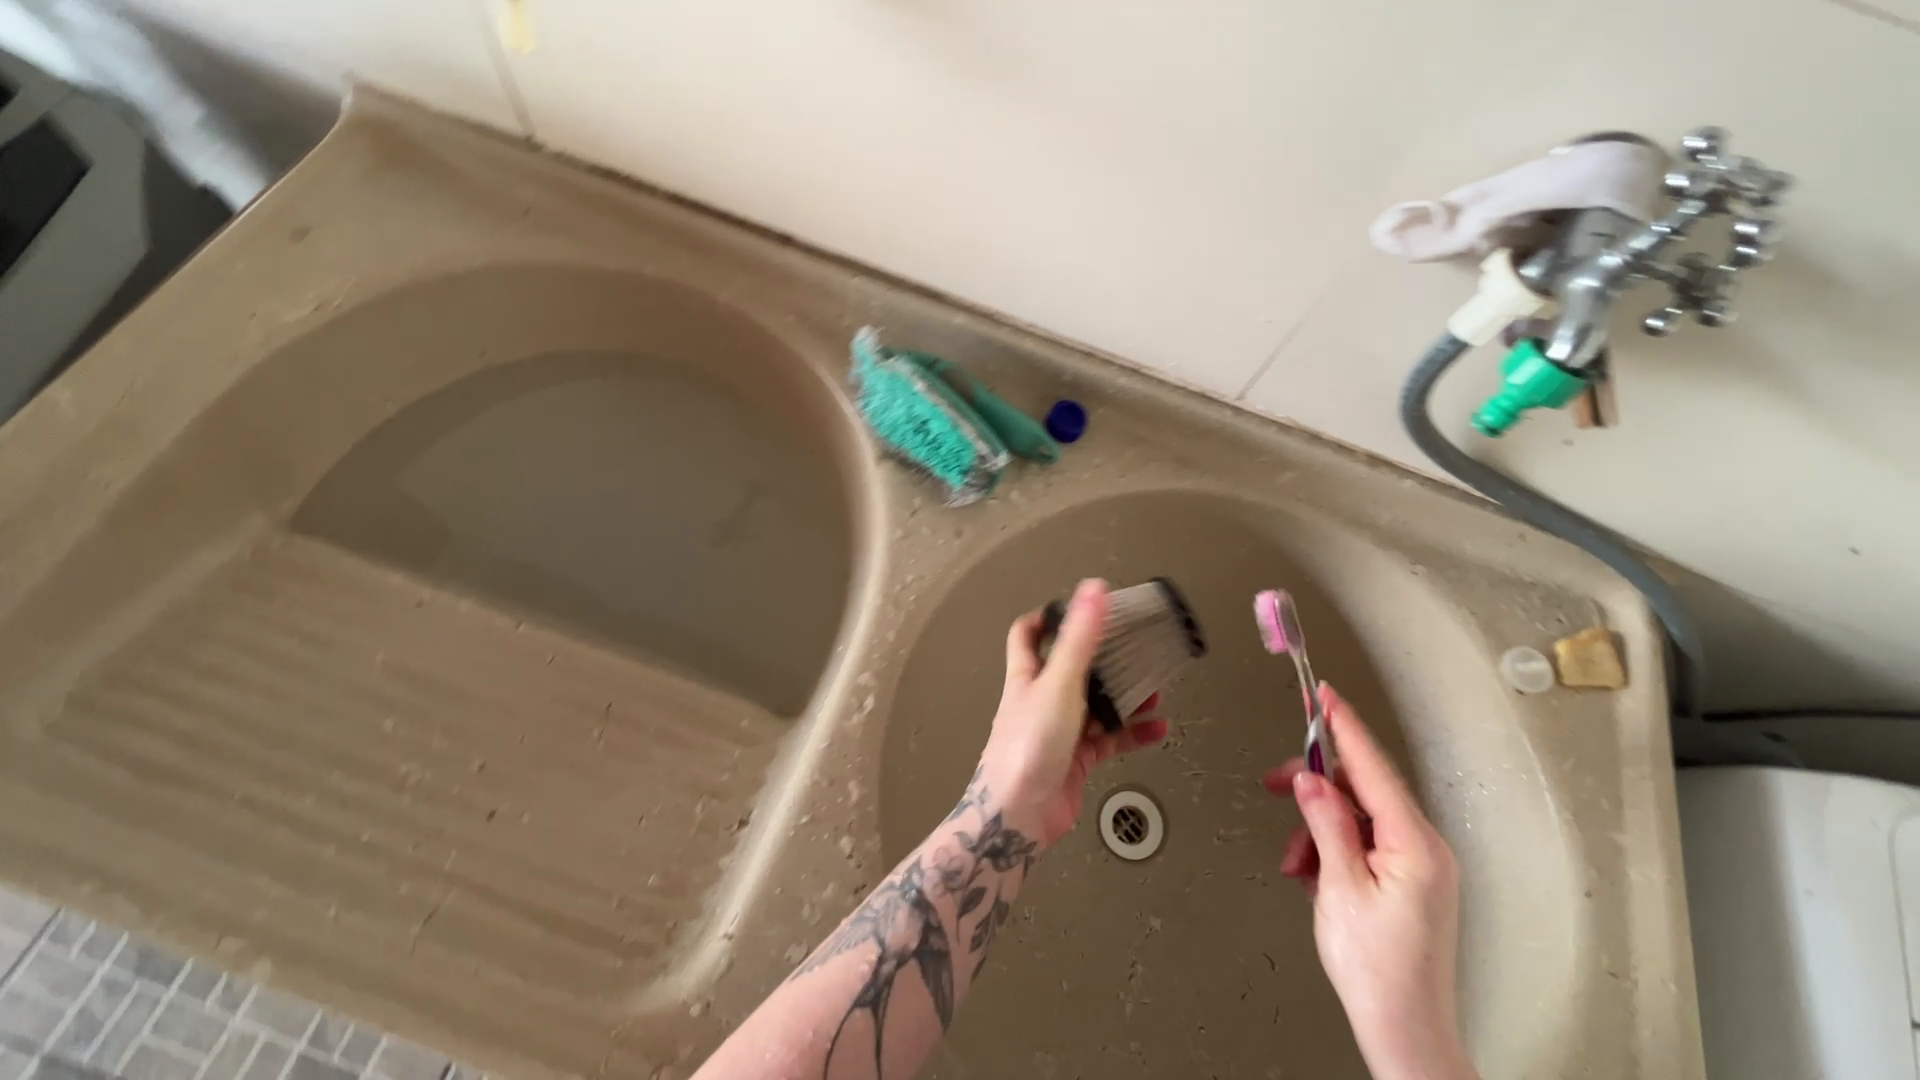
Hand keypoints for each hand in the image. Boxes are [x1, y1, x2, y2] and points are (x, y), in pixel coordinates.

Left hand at [975, 579, 1167, 847]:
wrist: (1019, 816)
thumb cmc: (1030, 743)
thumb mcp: (1059, 684)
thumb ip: (1079, 638)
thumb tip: (1094, 588)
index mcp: (1027, 676)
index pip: (1027, 635)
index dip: (1046, 617)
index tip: (1077, 605)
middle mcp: (1041, 700)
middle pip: (1072, 669)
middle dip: (1103, 659)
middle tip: (1135, 649)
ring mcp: (1060, 732)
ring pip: (1096, 706)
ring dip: (1125, 698)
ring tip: (1157, 691)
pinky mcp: (1077, 761)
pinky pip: (1110, 741)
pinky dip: (1133, 734)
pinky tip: (1159, 729)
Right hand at [1264, 683, 1475, 1079]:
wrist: (1404, 1030)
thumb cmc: (1376, 968)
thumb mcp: (1338, 887)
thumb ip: (1326, 824)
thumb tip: (1311, 779)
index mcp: (1415, 844)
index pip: (1372, 766)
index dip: (1344, 726)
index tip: (1324, 693)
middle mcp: (1424, 847)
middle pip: (1361, 789)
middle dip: (1315, 788)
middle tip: (1276, 784)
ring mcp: (1419, 864)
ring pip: (1356, 817)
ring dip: (1317, 830)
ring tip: (1296, 863)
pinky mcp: (1409, 880)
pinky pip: (1363, 843)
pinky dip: (1330, 849)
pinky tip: (1312, 874)